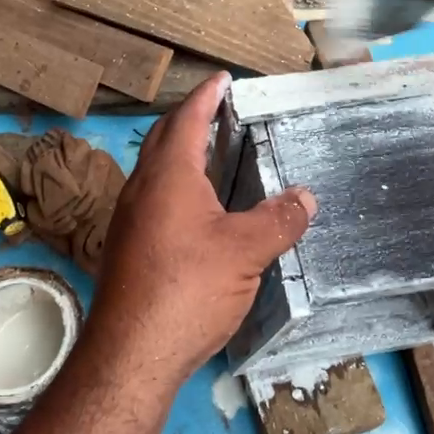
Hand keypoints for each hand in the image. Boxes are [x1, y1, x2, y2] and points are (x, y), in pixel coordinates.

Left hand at [87, 73, 315, 383]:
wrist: (129, 355)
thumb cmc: (187, 290)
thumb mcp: (244, 252)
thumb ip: (277, 220)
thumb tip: (305, 197)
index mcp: (168, 175)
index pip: (187, 119)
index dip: (206, 96)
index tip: (222, 79)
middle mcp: (141, 188)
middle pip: (164, 139)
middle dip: (190, 119)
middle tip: (219, 111)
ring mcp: (128, 219)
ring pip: (155, 171)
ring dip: (180, 154)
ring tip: (212, 156)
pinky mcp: (127, 249)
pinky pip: (153, 200)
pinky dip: (176, 187)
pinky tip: (196, 212)